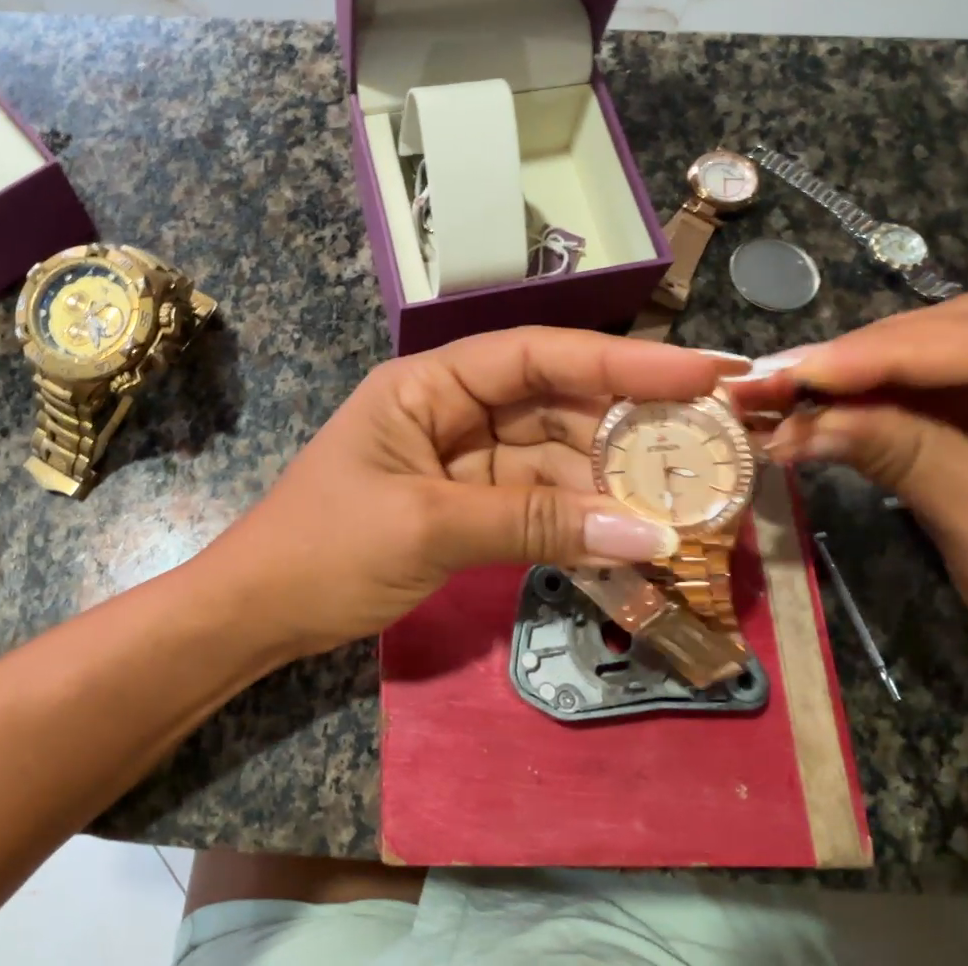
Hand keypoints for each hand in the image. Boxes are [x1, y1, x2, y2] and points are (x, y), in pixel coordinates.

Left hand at [202, 328, 752, 655]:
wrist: (258, 611)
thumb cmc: (324, 550)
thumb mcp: (428, 528)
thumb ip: (535, 525)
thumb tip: (649, 533)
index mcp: (427, 384)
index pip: (535, 355)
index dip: (621, 361)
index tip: (700, 371)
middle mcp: (448, 409)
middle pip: (552, 402)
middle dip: (624, 424)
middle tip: (709, 444)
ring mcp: (457, 460)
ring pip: (549, 455)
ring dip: (607, 477)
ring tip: (684, 497)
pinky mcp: (461, 507)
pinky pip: (532, 501)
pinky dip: (574, 517)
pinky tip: (626, 531)